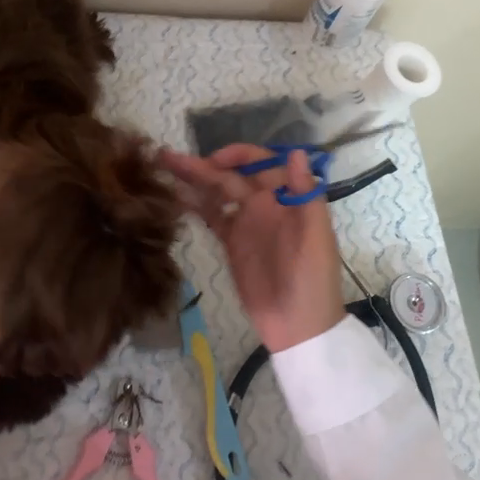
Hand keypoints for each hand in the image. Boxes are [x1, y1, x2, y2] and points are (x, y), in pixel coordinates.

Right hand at [161, 145, 344, 352]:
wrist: (300, 327)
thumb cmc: (314, 279)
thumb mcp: (316, 236)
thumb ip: (305, 194)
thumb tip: (295, 151)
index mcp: (285, 197)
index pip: (259, 164)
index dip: (237, 156)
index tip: (213, 160)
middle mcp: (263, 203)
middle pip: (229, 176)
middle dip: (202, 165)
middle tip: (168, 157)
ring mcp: (245, 222)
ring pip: (216, 193)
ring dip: (192, 180)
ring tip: (163, 167)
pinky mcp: (230, 242)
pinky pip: (210, 216)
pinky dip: (192, 205)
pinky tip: (172, 196)